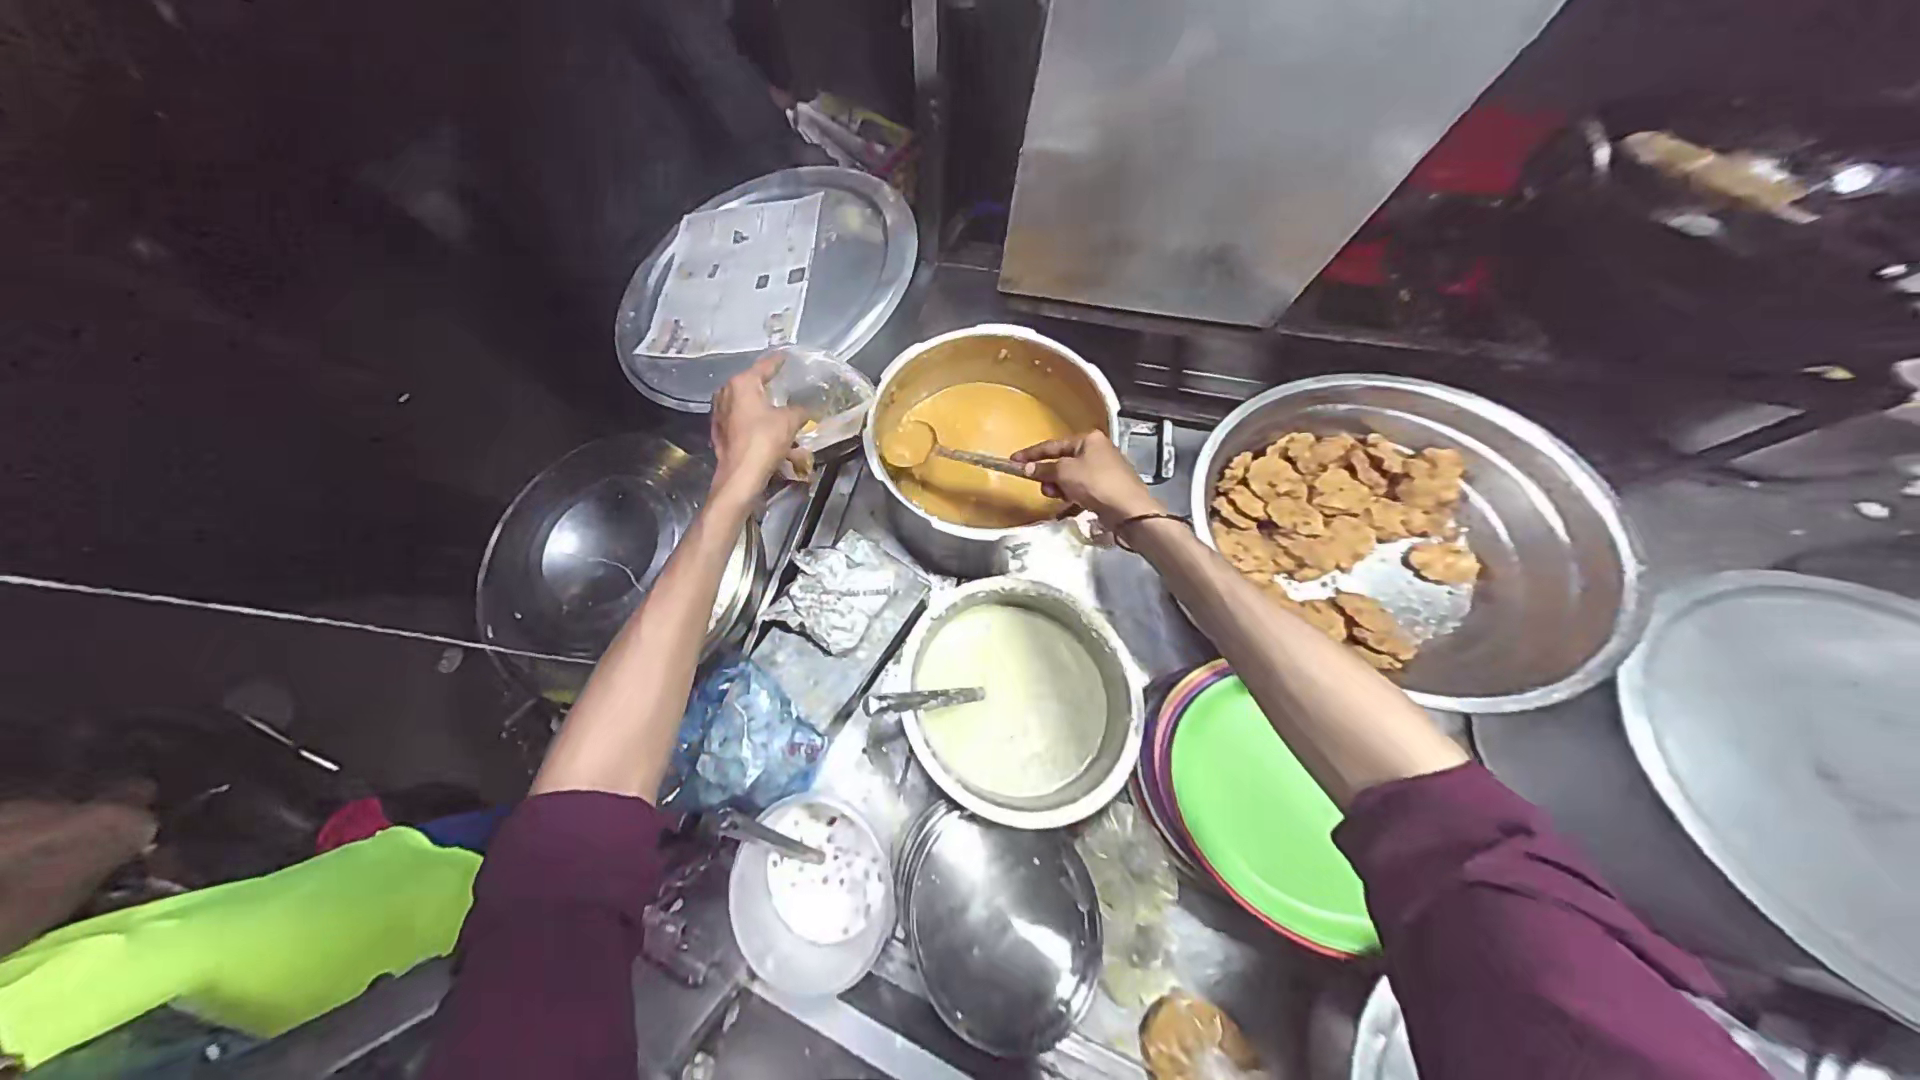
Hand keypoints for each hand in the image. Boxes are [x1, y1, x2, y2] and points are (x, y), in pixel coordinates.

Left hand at [710, 352, 806, 499]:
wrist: (740, 475)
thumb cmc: (764, 441)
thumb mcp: (789, 421)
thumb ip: (800, 410)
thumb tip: (807, 409)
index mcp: (742, 384)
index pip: (764, 366)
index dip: (778, 362)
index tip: (786, 357)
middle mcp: (726, 394)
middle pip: (752, 385)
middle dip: (769, 388)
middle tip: (784, 387)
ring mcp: (720, 414)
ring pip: (747, 405)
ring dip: (763, 409)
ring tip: (779, 413)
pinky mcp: (720, 432)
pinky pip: (742, 421)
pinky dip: (755, 424)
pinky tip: (767, 432)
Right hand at [1011, 431, 1162, 527]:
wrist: (1129, 510)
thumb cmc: (1096, 483)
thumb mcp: (1064, 473)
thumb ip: (1043, 469)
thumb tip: (1027, 468)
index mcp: (1088, 439)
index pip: (1052, 445)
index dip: (1031, 454)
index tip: (1013, 460)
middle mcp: (1097, 451)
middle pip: (1062, 462)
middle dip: (1050, 477)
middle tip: (1047, 488)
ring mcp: (1103, 470)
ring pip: (1071, 478)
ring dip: (1060, 489)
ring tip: (1061, 498)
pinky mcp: (1106, 489)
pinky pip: (1081, 491)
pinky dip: (1072, 498)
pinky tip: (1068, 508)